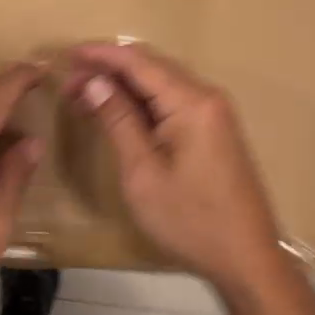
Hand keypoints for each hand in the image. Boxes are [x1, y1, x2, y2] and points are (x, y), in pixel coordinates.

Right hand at [61, 42, 279, 288]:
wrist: (247, 260)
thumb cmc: (191, 220)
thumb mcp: (143, 173)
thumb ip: (119, 120)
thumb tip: (94, 81)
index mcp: (191, 102)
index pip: (138, 61)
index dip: (100, 54)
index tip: (66, 56)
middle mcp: (206, 96)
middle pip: (151, 65)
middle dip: (108, 68)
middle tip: (70, 82)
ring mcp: (214, 112)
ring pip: (161, 81)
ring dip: (123, 83)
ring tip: (86, 95)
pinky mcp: (214, 129)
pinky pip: (173, 100)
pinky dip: (142, 100)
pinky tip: (118, 111)